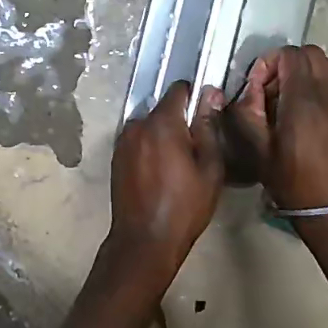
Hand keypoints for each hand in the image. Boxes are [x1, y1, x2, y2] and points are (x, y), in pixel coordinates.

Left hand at [107, 81, 225, 287]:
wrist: (145, 237)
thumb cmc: (185, 205)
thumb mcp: (209, 168)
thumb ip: (209, 127)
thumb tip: (211, 94)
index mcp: (161, 123)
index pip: (177, 91)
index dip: (194, 96)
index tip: (206, 111)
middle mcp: (136, 125)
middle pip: (162, 110)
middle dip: (179, 120)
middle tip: (197, 146)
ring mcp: (122, 141)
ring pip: (148, 126)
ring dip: (162, 135)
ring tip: (179, 163)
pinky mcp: (116, 157)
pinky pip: (137, 141)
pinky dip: (149, 147)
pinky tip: (161, 171)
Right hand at [228, 45, 327, 211]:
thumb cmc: (291, 179)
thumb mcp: (256, 146)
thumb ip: (247, 108)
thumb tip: (251, 88)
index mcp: (304, 99)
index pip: (290, 54)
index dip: (267, 63)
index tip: (255, 87)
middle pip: (310, 54)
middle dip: (284, 64)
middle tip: (268, 89)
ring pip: (323, 67)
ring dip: (299, 74)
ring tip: (282, 102)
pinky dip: (312, 86)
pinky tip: (298, 114)